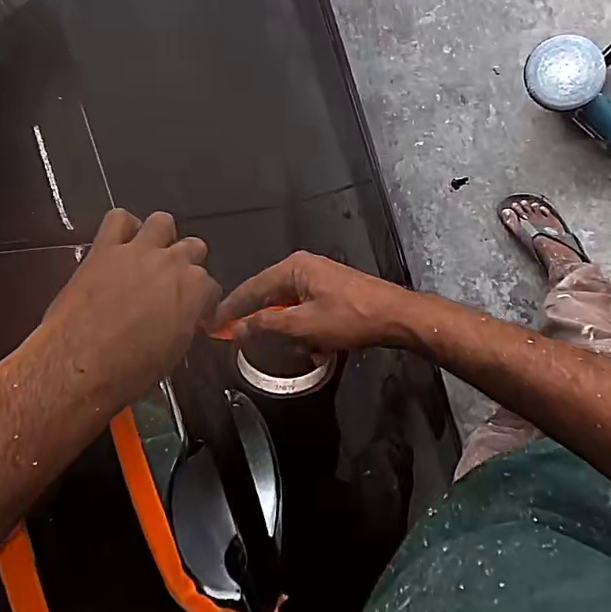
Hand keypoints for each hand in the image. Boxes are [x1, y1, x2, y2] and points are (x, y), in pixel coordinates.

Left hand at [32, 208, 220, 411]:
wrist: (79, 365)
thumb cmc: (126, 369)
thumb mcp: (173, 353)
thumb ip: (184, 323)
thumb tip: (181, 319)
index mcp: (194, 290)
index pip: (210, 287)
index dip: (202, 301)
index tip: (194, 312)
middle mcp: (172, 263)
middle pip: (193, 248)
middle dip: (187, 264)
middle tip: (173, 283)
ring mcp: (138, 251)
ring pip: (163, 222)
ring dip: (162, 236)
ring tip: (152, 254)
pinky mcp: (105, 248)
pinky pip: (118, 219)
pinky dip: (123, 226)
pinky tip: (122, 242)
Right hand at [214, 251, 424, 352]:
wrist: (398, 317)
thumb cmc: (352, 317)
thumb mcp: (303, 325)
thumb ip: (267, 325)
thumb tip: (237, 328)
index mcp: (294, 266)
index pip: (251, 287)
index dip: (231, 308)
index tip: (212, 323)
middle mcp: (303, 266)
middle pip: (268, 295)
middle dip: (260, 320)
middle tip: (241, 339)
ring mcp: (318, 277)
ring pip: (287, 305)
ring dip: (286, 328)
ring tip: (286, 346)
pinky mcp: (330, 291)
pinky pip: (303, 308)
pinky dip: (302, 326)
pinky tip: (312, 345)